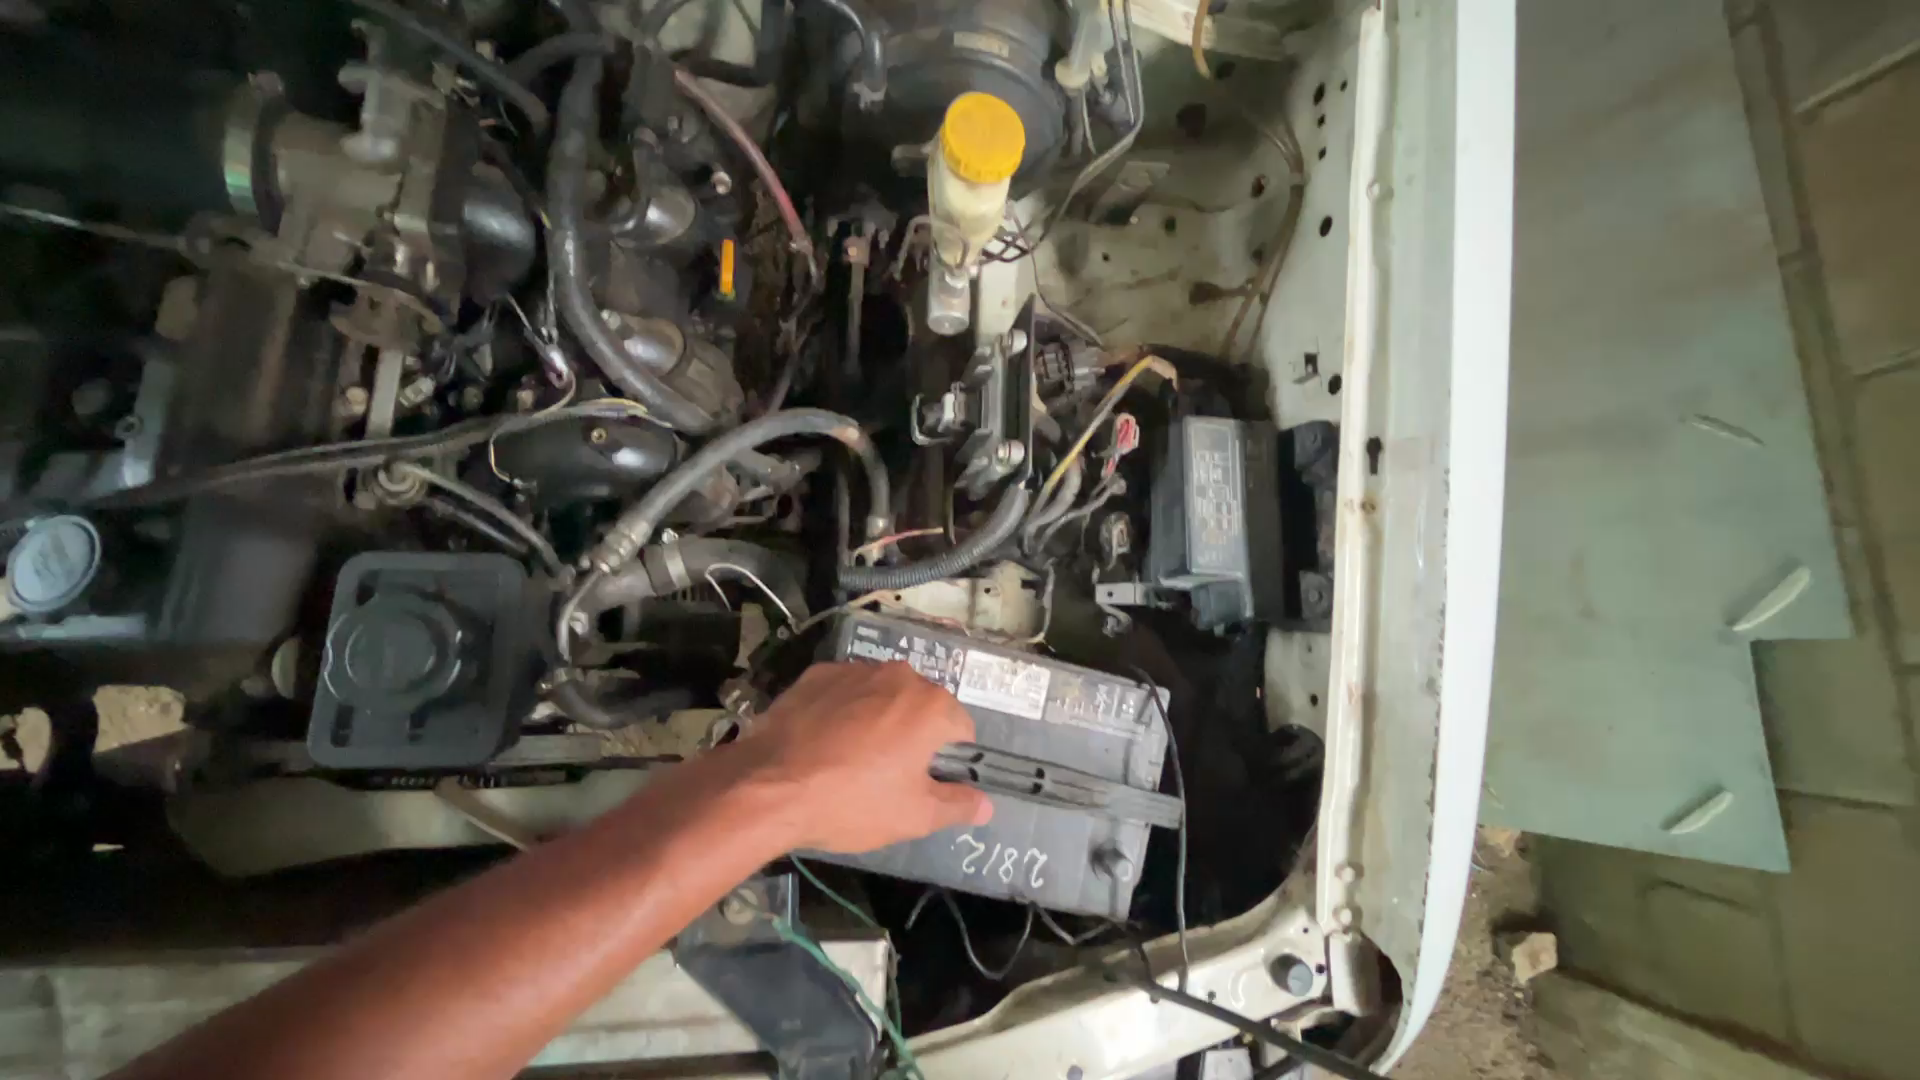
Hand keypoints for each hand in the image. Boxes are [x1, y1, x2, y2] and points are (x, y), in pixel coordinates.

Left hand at [728, 661, 992, 853]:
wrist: (770, 786)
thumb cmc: (852, 801)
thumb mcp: (913, 816)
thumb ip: (957, 805)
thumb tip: (986, 805)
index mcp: (931, 705)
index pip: (961, 727)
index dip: (949, 758)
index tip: (925, 782)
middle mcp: (899, 675)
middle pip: (921, 705)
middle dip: (914, 734)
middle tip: (889, 774)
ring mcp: (855, 670)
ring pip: (882, 694)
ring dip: (878, 718)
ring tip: (852, 758)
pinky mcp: (818, 673)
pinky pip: (844, 690)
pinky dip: (842, 710)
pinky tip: (824, 741)